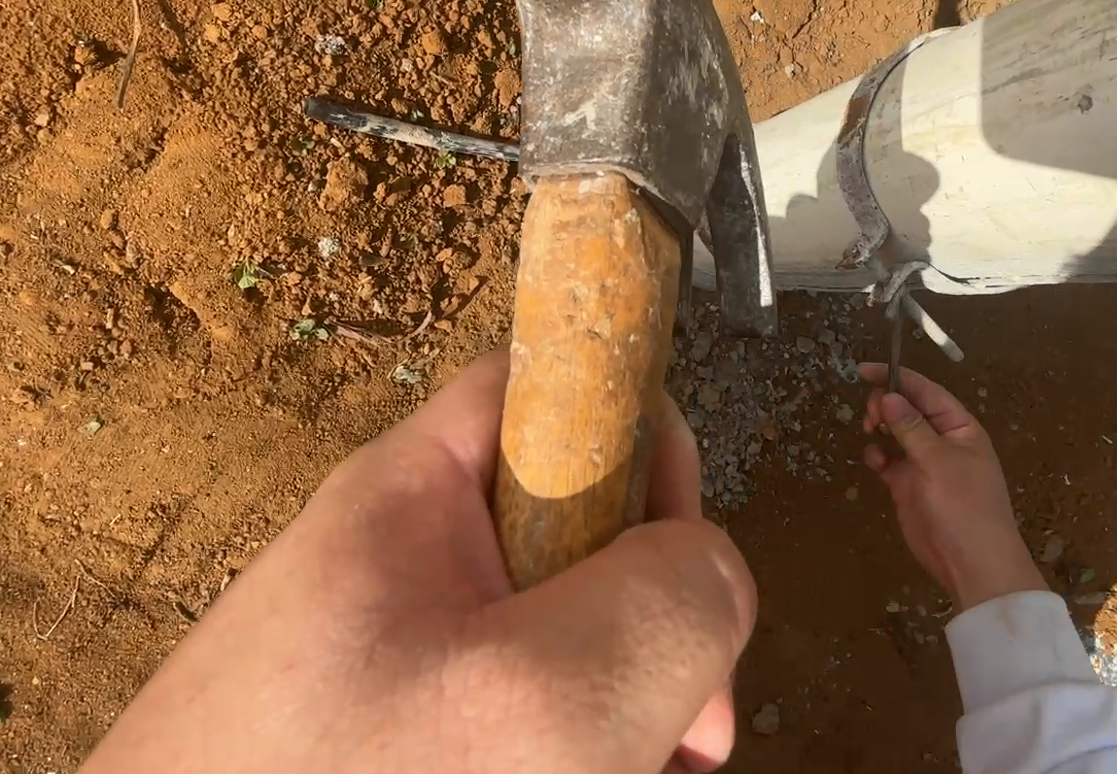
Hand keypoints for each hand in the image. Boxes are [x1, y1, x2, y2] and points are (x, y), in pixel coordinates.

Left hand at [82, 349, 756, 773]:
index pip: (545, 383)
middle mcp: (409, 548)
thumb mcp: (536, 707)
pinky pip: (527, 693)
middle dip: (652, 600)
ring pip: (565, 616)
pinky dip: (582, 738)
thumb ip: (662, 605)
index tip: (676, 543)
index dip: (631, 427)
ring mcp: (405, 641)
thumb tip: (711, 567)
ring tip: (647, 771)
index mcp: (412, 491)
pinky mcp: (404, 718)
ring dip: (627, 691)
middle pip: (573, 510)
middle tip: (689, 724)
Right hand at [860, 363, 1045, 613]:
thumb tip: (888, 395)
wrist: (971, 564)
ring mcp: (924, 462)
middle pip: (907, 407)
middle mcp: (941, 440)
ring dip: (879, 426)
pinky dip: (877, 454)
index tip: (863, 369)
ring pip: (894, 430)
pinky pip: (887, 458)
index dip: (897, 377)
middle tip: (871, 416)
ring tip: (870, 432)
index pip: (926, 391)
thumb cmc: (964, 507)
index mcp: (959, 427)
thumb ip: (911, 427)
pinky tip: (874, 460)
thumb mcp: (939, 462)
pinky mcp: (908, 484)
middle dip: (886, 404)